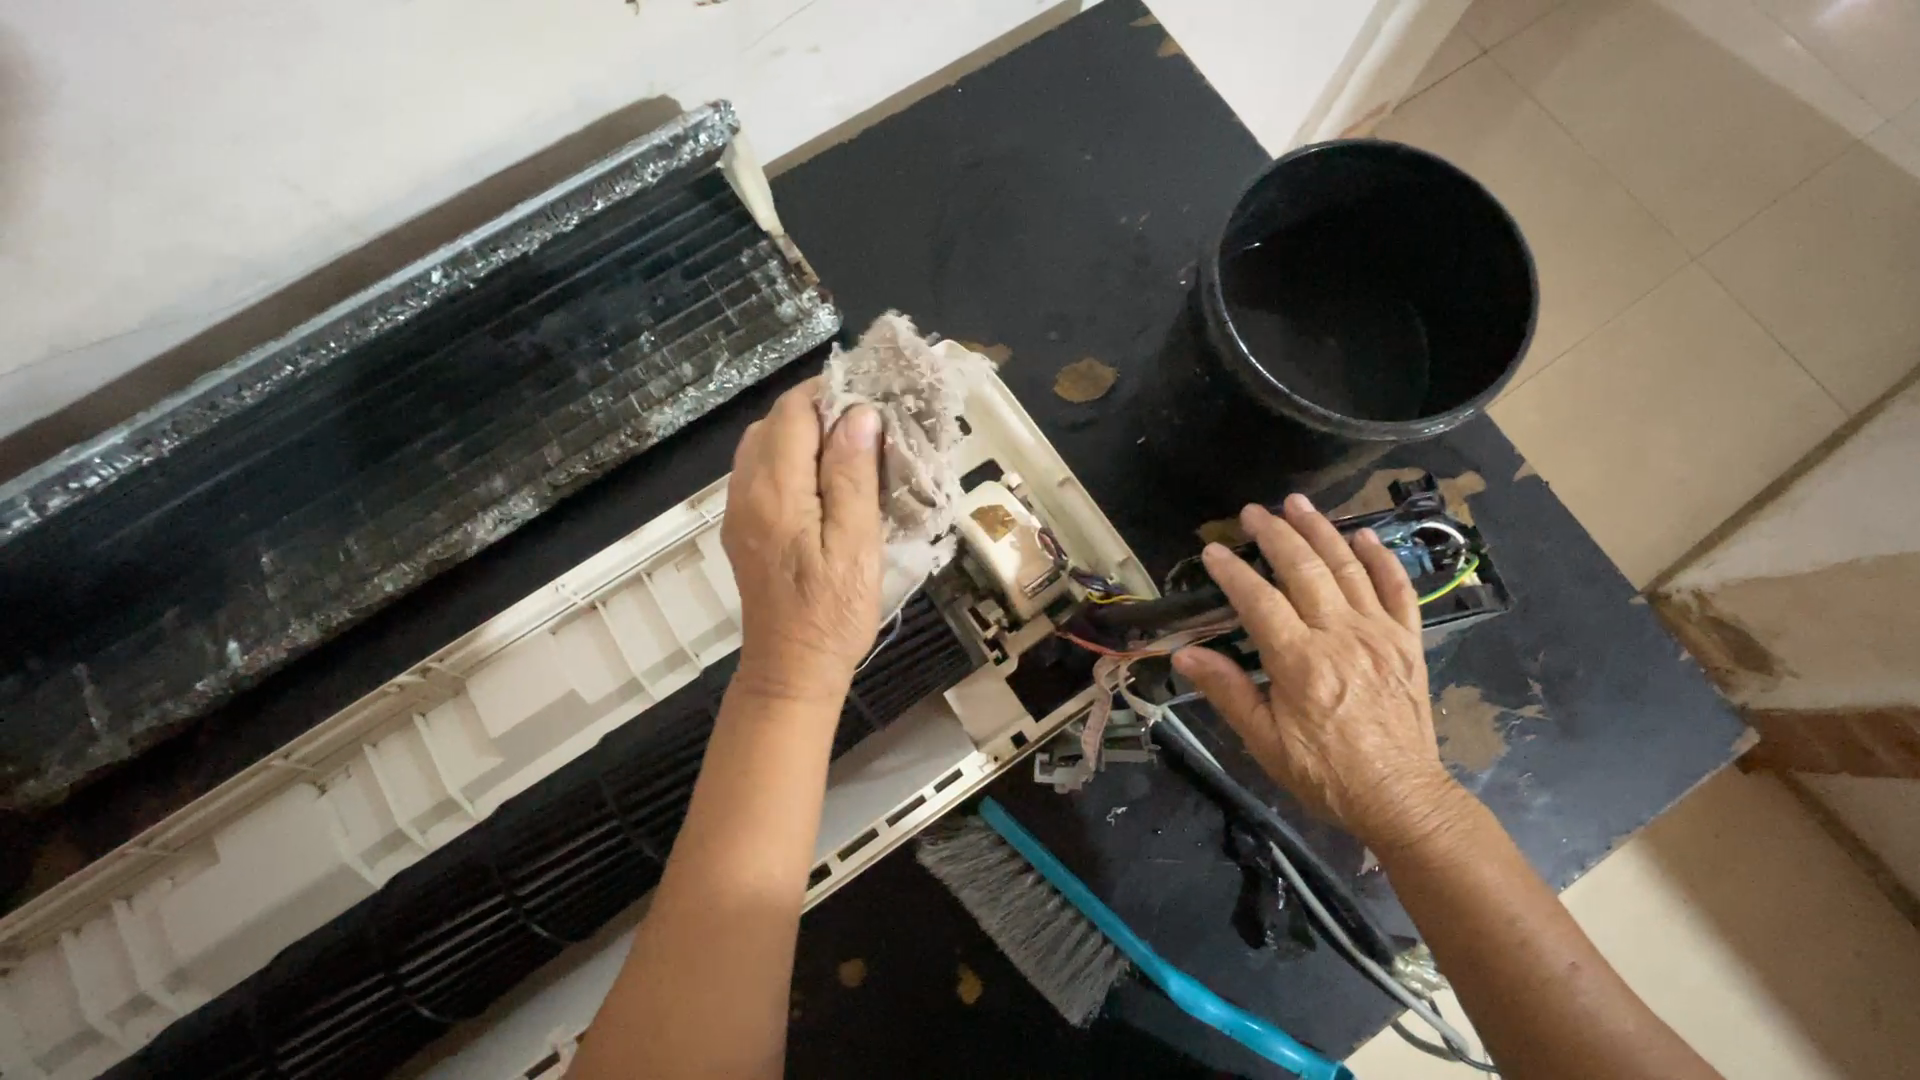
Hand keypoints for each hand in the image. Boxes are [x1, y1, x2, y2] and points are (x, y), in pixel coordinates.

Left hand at [722, 378, 883, 706]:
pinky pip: (760, 472)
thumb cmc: (833, 612)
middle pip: (774, 422)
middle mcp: (746, 490)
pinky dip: (791, 461)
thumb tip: (859, 414)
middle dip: (820, 412)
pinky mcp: (743, 528)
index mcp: (775, 490)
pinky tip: (825, 485)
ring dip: (805, 436)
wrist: (791, 669)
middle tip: (870, 431)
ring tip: (851, 454)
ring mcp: (739, 510)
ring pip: (764, 445)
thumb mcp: (855, 544)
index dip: (832, 394)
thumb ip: (853, 475)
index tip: (873, 402)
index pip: (793, 411)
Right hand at [1172, 494, 1459, 849]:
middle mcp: (1342, 637)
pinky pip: (1398, 590)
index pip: (1260, 601)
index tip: (1213, 551)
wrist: (1401, 797)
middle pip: (1305, 570)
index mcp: (1301, 663)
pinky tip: (1364, 535)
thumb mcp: (1265, 741)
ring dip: (1321, 531)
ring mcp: (1380, 635)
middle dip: (1275, 535)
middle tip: (1252, 513)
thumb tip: (1185, 654)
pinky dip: (1381, 559)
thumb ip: (1227, 692)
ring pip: (1348, 568)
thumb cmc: (1325, 774)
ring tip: (1297, 503)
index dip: (1234, 572)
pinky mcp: (1408, 643)